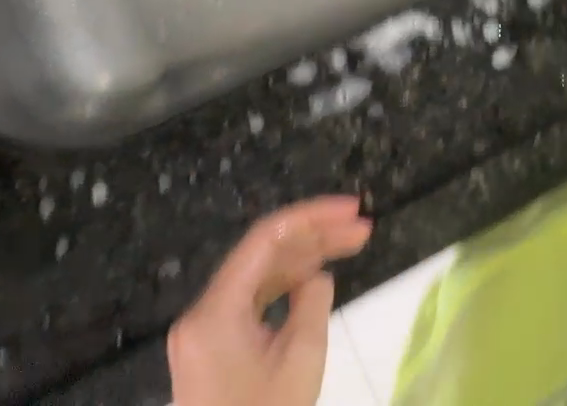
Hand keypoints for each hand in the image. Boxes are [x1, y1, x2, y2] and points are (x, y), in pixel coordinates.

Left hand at [168, 196, 372, 405]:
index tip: (353, 210)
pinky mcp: (215, 347)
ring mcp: (206, 330)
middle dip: (315, 235)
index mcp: (216, 311)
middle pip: (263, 254)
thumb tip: (317, 277)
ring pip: (260, 274)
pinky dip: (288, 284)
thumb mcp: (302, 357)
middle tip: (363, 227)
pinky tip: (319, 277)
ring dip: (305, 256)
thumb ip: (314, 299)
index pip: (266, 239)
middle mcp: (203, 312)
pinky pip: (254, 299)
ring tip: (353, 245)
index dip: (313, 216)